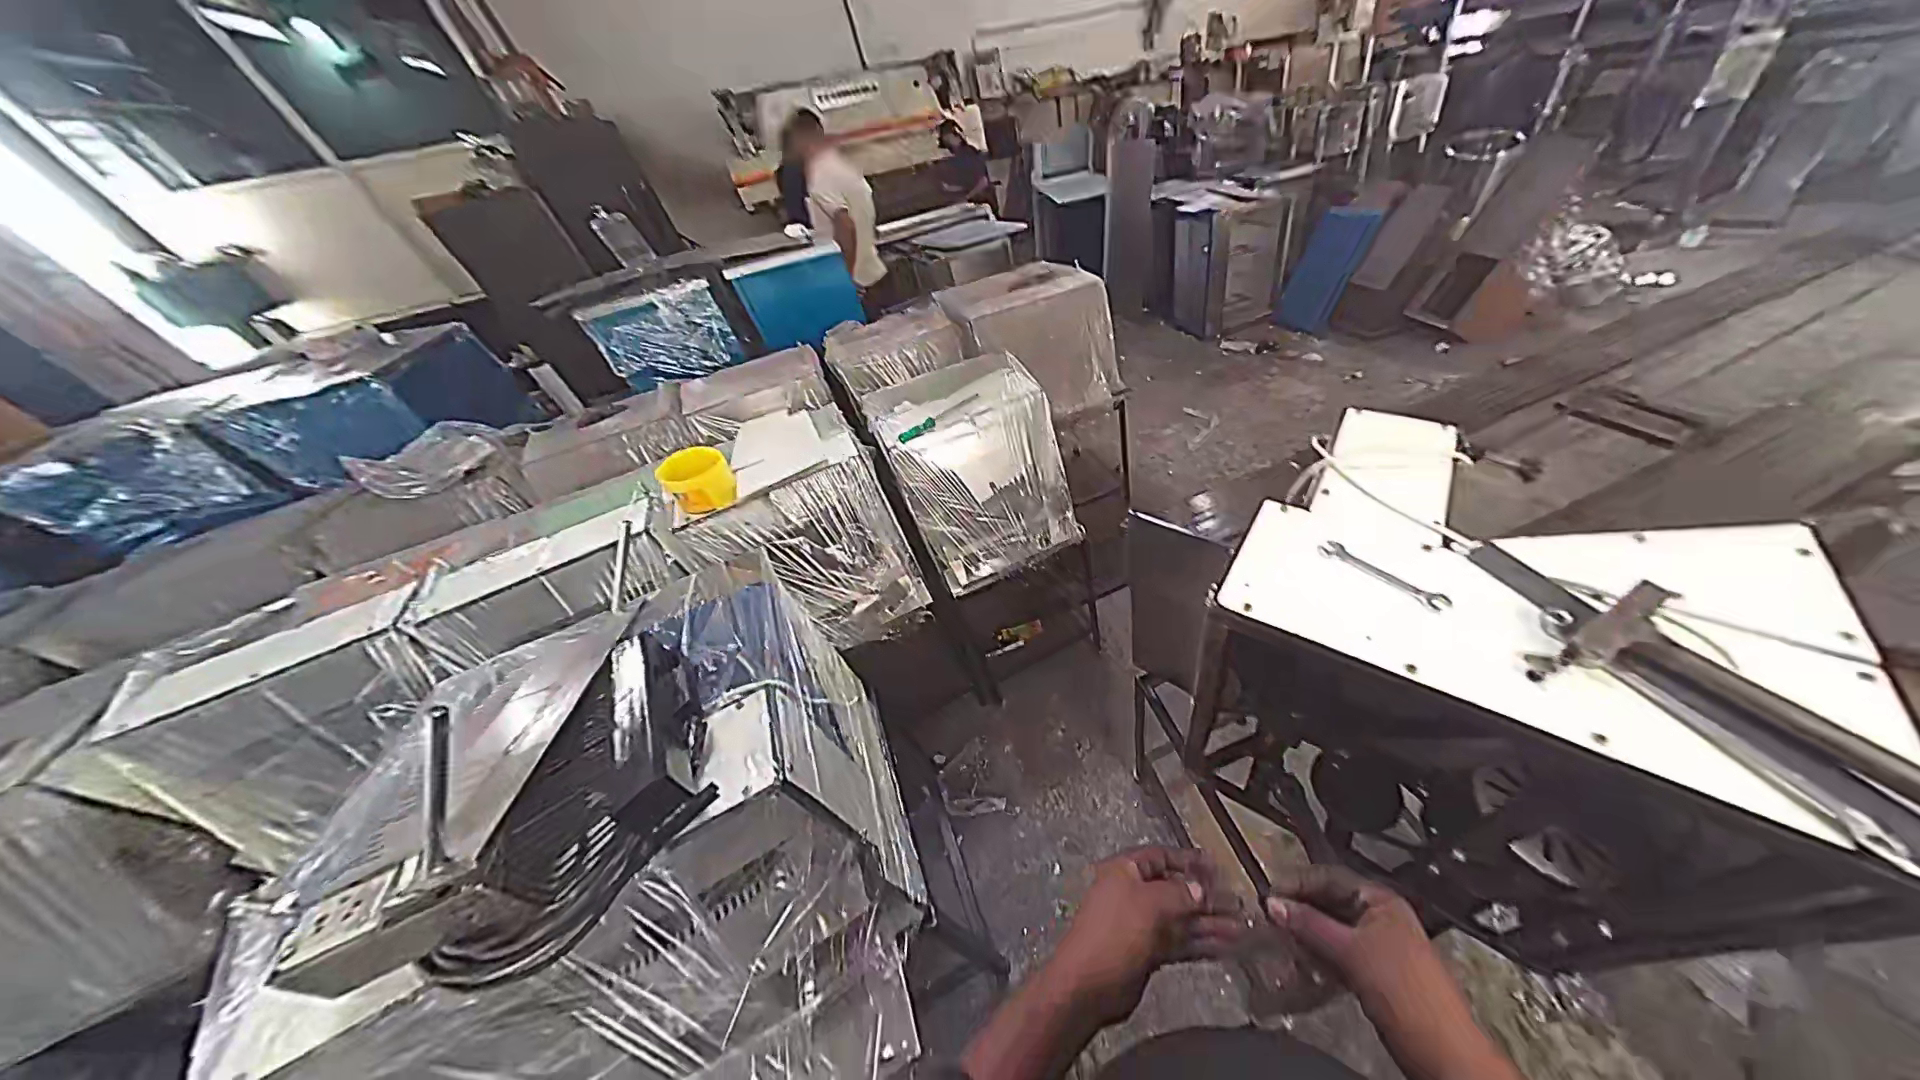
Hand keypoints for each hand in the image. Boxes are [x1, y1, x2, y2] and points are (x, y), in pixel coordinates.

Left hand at [1040, 847, 1240, 1025]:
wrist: (1089, 982)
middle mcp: (1133, 894)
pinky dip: (1201, 944)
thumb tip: (1200, 888)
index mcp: (1125, 871)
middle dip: (1205, 897)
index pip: (1160, 857)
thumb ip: (1178, 893)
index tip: (1215, 866)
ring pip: (1181, 919)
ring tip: (1241, 929)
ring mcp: (1141, 925)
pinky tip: (1225, 947)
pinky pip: (1179, 942)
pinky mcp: (1148, 952)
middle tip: (1238, 904)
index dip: (1187, 860)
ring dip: (1209, 923)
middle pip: (1175, 890)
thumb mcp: (1148, 903)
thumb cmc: (1115, 931)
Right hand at [1265, 865, 1521, 1079]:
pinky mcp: (1374, 972)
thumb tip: (1272, 903)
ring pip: (1330, 928)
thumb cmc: (1402, 991)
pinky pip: (1337, 951)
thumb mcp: (1350, 951)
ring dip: (1306, 932)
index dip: (1297, 883)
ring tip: (1280, 938)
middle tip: (1269, 917)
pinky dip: (1317, 953)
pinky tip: (1301, 960)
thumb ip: (1308, 923)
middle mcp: (1380, 917)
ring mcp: (1378, 945)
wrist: (1444, 1054)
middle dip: (1299, 908)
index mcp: (1381, 900)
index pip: (1329, 877)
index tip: (1268, 895)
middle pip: (1329, 901)